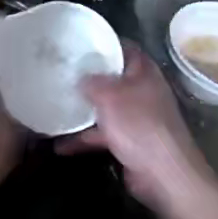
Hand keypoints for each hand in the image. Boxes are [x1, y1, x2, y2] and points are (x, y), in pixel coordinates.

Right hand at [66, 42, 217, 211]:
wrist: (164, 173)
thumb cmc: (138, 124)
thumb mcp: (110, 96)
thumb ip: (92, 82)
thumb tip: (81, 76)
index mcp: (144, 72)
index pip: (123, 49)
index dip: (102, 45)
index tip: (77, 46)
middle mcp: (143, 91)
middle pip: (112, 79)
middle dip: (87, 80)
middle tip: (60, 76)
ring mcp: (138, 117)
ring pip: (106, 108)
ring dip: (82, 112)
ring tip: (53, 109)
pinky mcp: (131, 142)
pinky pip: (104, 134)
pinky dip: (84, 139)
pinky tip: (60, 145)